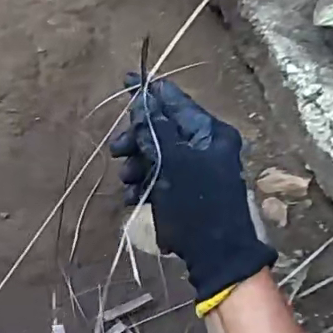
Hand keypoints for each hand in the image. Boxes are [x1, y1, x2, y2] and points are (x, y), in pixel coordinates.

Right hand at [108, 78, 275, 302]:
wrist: (216, 254)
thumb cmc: (197, 204)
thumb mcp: (173, 163)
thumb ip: (156, 131)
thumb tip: (143, 104)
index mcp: (210, 133)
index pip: (176, 102)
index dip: (150, 93)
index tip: (127, 79)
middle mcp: (205, 147)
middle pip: (162, 130)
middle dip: (137, 140)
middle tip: (117, 151)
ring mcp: (197, 170)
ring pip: (157, 156)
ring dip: (137, 165)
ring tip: (128, 182)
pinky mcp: (187, 192)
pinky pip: (160, 178)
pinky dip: (145, 184)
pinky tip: (134, 197)